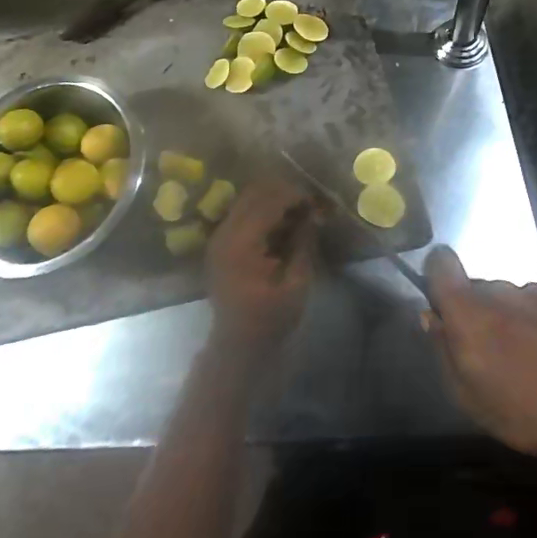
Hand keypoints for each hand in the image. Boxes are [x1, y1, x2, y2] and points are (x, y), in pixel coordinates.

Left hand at [205, 179, 317, 352]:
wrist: (237, 345)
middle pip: (254, 194)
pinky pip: (241, 214)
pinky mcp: (219, 244)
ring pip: (246, 200)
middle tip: (310, 203)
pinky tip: (282, 223)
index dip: (295, 196)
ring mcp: (218, 237)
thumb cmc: (270, 320)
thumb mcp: (297, 283)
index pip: (269, 202)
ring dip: (272, 200)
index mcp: (242, 244)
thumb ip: (303, 244)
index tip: (318, 201)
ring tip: (299, 211)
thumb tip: (313, 214)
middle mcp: (224, 234)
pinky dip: (262, 211)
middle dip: (284, 192)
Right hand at [425, 248, 536, 468]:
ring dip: (508, 315)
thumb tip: (433, 317)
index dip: (436, 274)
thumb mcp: (469, 397)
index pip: (441, 263)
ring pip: (508, 295)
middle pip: (476, 286)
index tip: (441, 300)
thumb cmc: (528, 415)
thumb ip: (443, 350)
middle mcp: (501, 292)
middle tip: (488, 349)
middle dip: (475, 309)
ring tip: (527, 355)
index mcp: (470, 313)